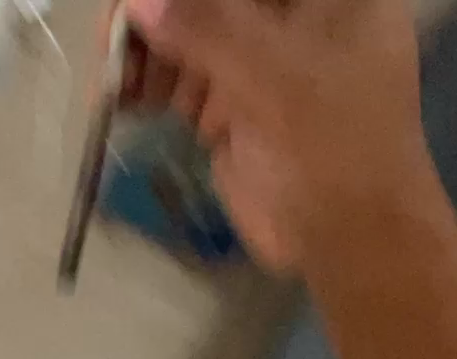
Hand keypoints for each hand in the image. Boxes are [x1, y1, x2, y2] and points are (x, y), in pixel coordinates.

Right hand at [119, 0, 439, 272]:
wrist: (344, 237)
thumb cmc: (331, 151)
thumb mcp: (275, 80)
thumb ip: (208, 29)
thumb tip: (137, 1)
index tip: (130, 15)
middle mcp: (284, 13)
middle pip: (199, 0)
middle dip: (150, 22)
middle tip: (112, 63)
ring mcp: (254, 60)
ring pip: (181, 35)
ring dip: (139, 57)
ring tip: (112, 95)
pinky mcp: (228, 106)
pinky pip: (177, 81)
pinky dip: (144, 89)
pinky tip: (119, 105)